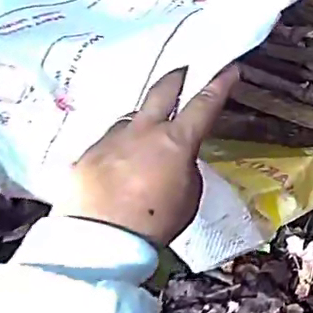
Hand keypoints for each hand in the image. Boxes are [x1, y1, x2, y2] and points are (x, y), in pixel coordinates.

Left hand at [61, 65, 239, 245]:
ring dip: (143, 121)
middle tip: (185, 71)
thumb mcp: (190, 193)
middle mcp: (142, 131)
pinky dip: (117, 149)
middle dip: (178, 77)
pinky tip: (117, 166)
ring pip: (131, 118)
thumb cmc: (156, 221)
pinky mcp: (84, 157)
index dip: (219, 83)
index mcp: (176, 140)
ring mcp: (109, 141)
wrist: (97, 243)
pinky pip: (107, 144)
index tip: (228, 69)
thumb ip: (186, 166)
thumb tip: (175, 159)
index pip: (204, 103)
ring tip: (146, 134)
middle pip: (162, 90)